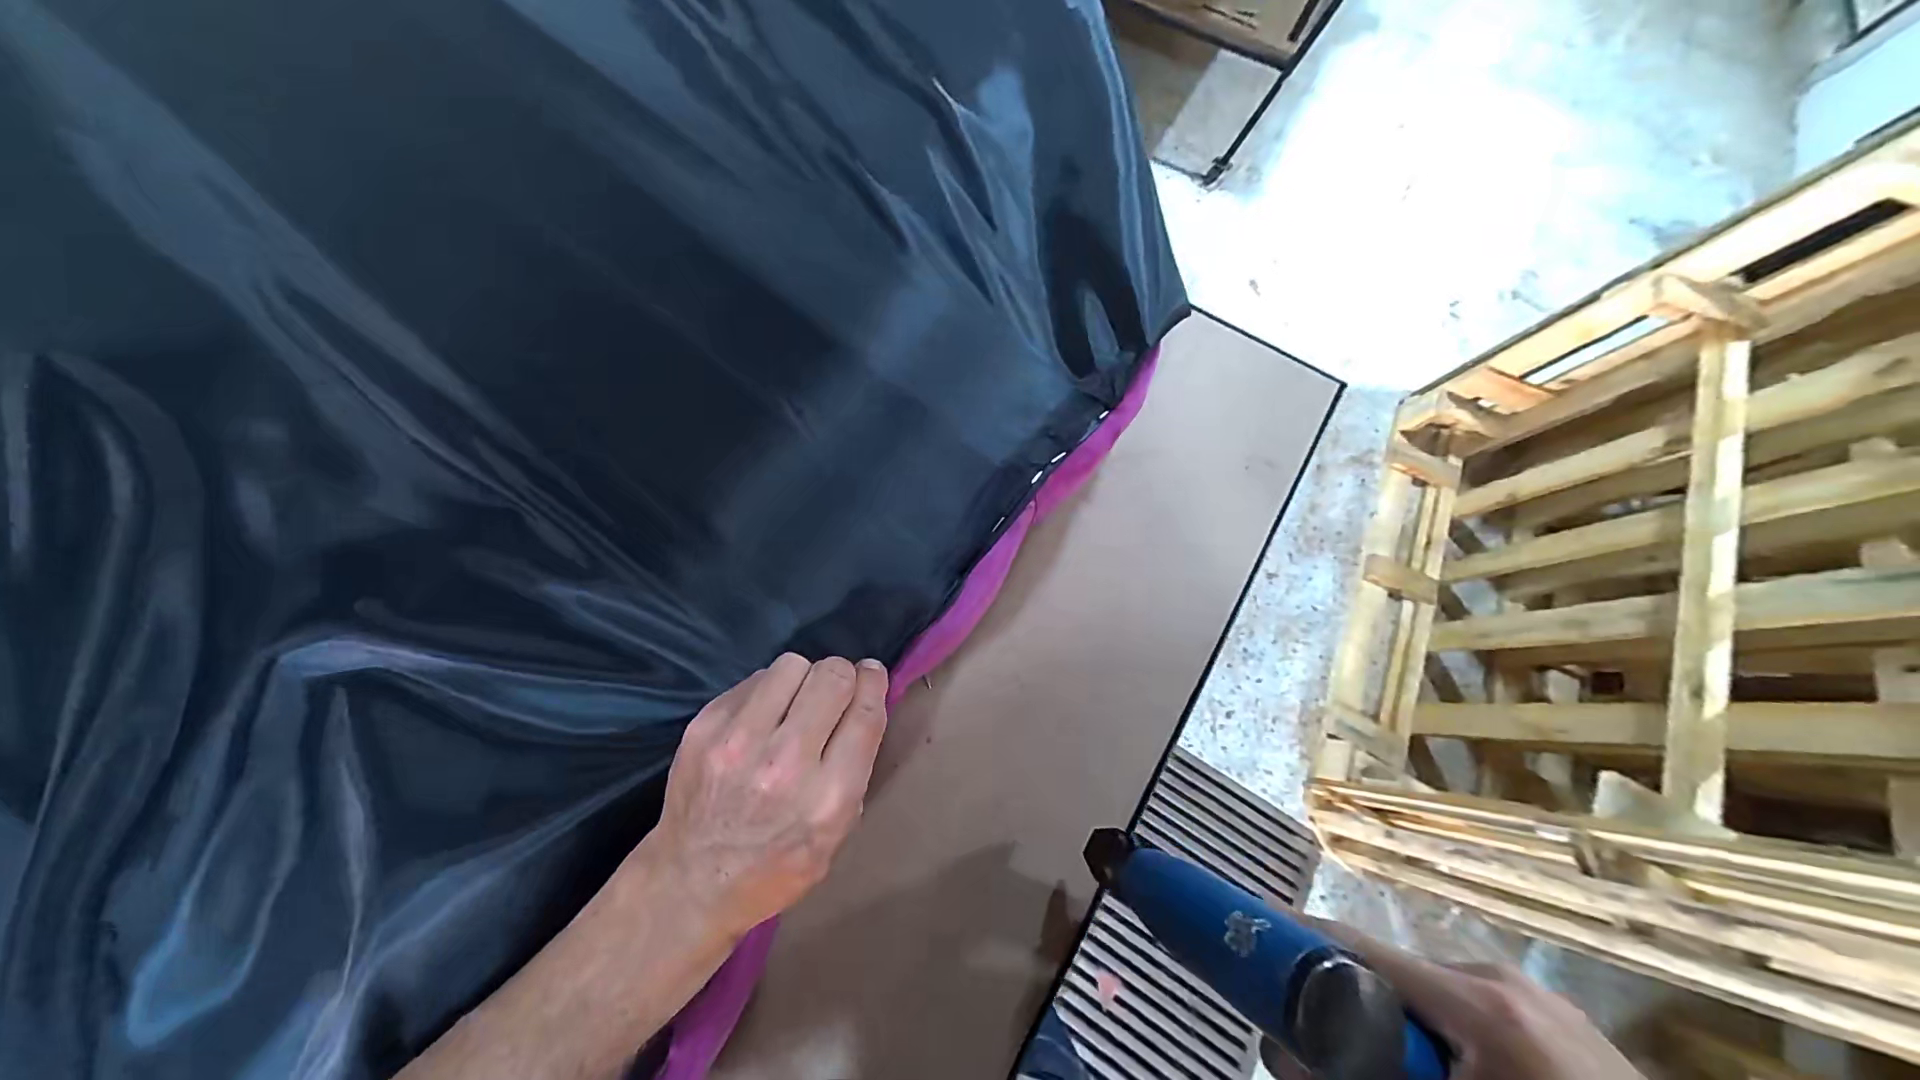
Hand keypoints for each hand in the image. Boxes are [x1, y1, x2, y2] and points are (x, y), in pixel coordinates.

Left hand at [633, 653, 889, 938]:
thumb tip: (863, 705)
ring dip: (804, 677)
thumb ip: (854, 770)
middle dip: (842, 675)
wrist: (690, 884)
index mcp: (828, 797)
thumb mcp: (836, 836)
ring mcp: (739, 741)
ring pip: (791, 665)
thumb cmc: (776, 867)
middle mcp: (785, 763)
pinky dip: (767, 689)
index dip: (874, 683)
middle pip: (831, 677)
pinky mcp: (705, 727)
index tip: (872, 672)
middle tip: (836, 689)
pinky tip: (762, 715)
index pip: (865, 713)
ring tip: (797, 700)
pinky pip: (753, 679)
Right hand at [1270, 916, 1642, 1079]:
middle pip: (1391, 970)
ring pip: (1433, 993)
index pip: (1357, 945)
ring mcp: (1537, 997)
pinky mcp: (1562, 1022)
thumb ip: (1353, 1075)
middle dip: (1352, 1002)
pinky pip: (1475, 1012)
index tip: (1249, 932)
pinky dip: (1447, 1036)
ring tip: (1403, 1064)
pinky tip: (1456, 1073)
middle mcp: (1501, 981)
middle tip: (1331, 1040)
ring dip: (1402, 1025)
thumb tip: (1279, 1053)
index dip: (1295, 935)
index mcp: (1477, 1003)